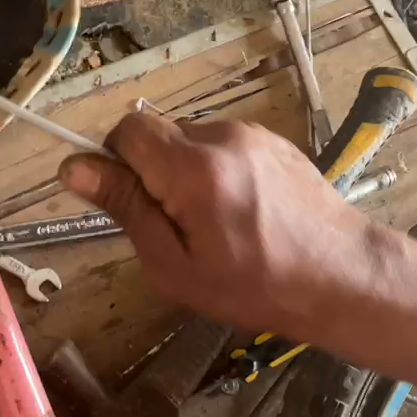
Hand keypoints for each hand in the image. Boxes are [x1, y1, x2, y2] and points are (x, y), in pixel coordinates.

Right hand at [57, 112, 399, 343]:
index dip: (115, 162)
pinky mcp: (273, 140)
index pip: (128, 130)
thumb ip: (126, 208)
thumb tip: (73, 167)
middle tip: (177, 226)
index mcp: (193, 168)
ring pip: (190, 140)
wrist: (344, 278)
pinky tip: (242, 211)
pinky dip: (215, 171)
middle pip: (159, 134)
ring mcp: (253, 134)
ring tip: (216, 223)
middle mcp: (222, 136)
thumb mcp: (175, 265)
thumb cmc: (253, 287)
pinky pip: (222, 145)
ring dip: (185, 173)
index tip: (131, 202)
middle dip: (153, 173)